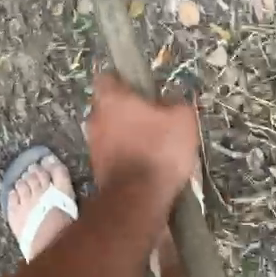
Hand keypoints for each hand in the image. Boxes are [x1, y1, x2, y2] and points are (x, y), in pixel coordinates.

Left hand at [84, 73, 198, 207]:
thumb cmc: (159, 149)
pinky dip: (127, 157)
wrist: (138, 198)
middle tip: (154, 120)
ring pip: (111, 132)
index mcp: (111, 98)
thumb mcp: (182, 118)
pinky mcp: (97, 169)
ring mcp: (93, 145)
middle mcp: (95, 118)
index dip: (125, 81)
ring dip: (128, 136)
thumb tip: (170, 103)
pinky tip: (147, 166)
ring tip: (154, 147)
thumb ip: (175, 103)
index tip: (143, 91)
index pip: (108, 78)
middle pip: (110, 107)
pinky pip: (114, 154)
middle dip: (129, 112)